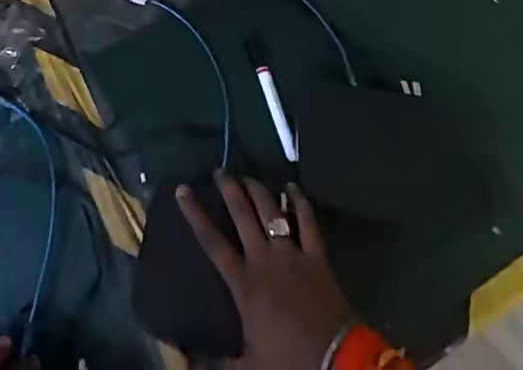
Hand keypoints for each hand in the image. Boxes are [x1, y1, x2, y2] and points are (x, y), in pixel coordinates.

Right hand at [178, 171, 354, 369]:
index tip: (182, 190)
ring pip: (271, 211)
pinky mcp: (317, 258)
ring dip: (258, 191)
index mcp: (243, 282)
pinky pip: (308, 223)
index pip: (212, 240)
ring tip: (248, 177)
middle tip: (219, 171)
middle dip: (229, 189)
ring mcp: (292, 255)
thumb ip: (218, 362)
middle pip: (241, 214)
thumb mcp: (249, 368)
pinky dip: (300, 203)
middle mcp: (263, 259)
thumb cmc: (291, 363)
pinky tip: (293, 188)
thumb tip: (188, 362)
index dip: (195, 214)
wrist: (340, 364)